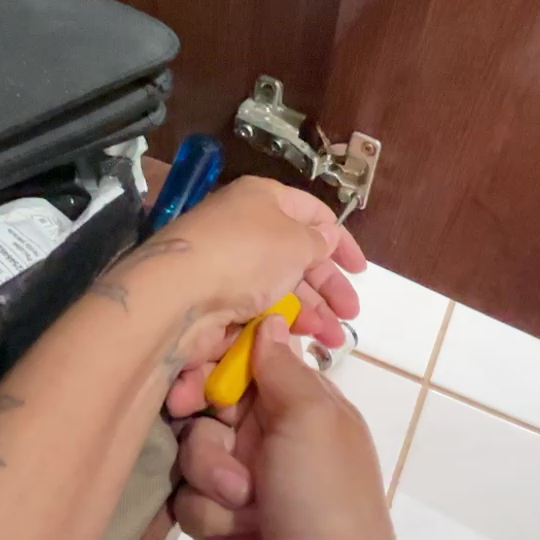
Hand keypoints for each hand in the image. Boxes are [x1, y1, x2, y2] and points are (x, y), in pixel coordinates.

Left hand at [136, 177, 366, 416]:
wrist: (180, 293)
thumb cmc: (247, 253)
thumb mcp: (296, 240)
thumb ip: (319, 242)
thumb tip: (325, 239)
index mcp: (263, 200)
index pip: (312, 214)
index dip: (340, 241)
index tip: (359, 270)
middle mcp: (246, 228)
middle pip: (298, 256)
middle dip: (328, 287)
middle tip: (350, 315)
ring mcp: (230, 266)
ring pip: (281, 287)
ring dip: (312, 312)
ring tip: (333, 339)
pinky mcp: (218, 300)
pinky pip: (260, 308)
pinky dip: (283, 323)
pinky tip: (302, 339)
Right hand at [172, 315, 452, 539]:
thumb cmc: (323, 501)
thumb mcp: (311, 420)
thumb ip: (282, 368)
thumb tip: (271, 317)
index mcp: (305, 404)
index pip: (254, 359)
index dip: (222, 358)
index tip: (199, 362)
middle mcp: (275, 435)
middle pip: (215, 400)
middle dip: (203, 412)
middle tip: (187, 409)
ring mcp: (248, 479)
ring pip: (197, 448)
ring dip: (211, 471)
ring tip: (241, 501)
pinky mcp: (222, 521)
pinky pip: (190, 496)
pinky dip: (207, 512)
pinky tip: (232, 531)